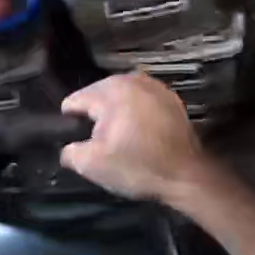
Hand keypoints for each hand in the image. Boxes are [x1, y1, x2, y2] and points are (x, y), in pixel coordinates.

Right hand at [59, 74, 210, 202]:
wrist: (186, 176)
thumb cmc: (138, 167)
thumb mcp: (92, 165)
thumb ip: (70, 152)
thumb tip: (68, 147)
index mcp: (110, 90)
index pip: (75, 100)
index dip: (71, 121)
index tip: (79, 140)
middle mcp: (132, 79)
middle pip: (99, 94)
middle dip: (96, 115)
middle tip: (101, 142)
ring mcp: (155, 86)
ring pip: (123, 97)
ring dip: (118, 113)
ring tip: (121, 138)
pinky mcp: (172, 99)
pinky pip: (143, 102)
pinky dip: (138, 114)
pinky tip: (141, 133)